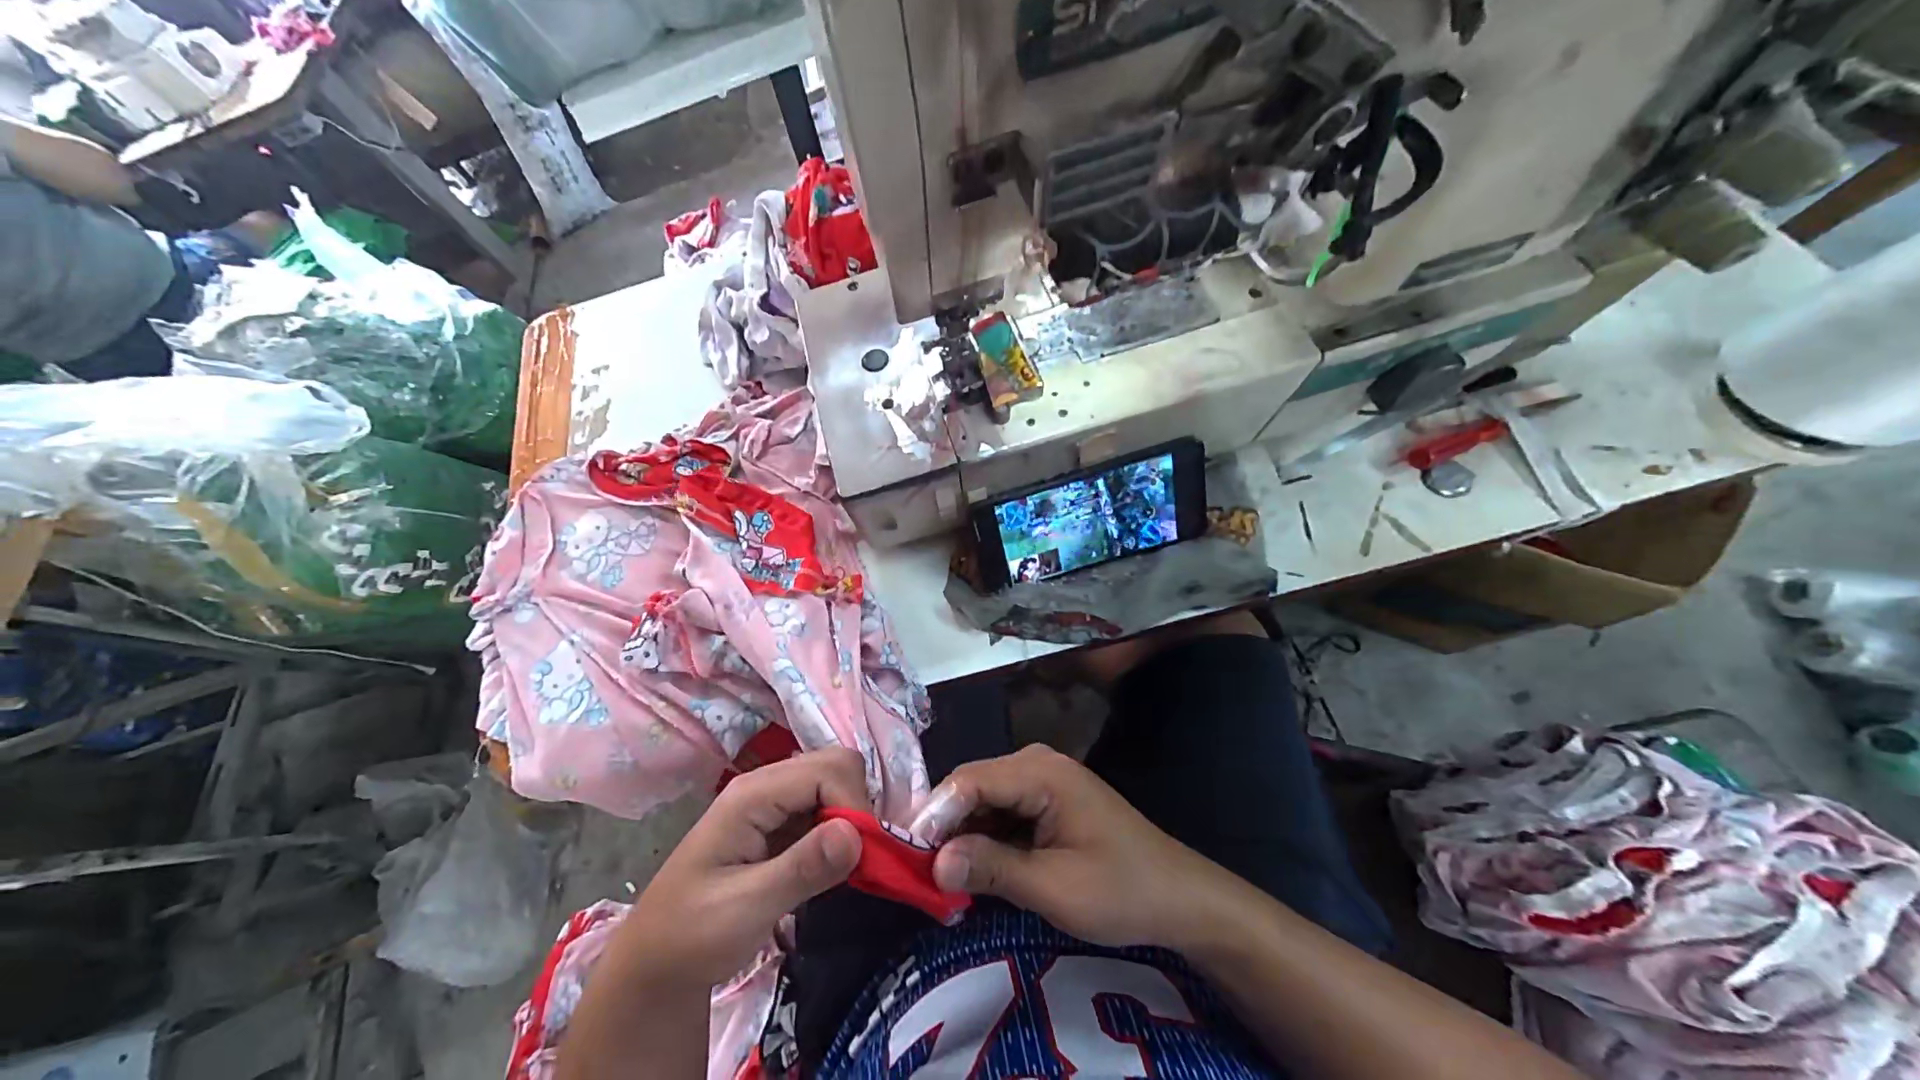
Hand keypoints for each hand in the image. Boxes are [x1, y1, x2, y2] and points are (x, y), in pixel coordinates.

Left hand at [619, 748, 868, 986]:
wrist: (656, 965)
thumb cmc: (692, 937)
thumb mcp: (745, 909)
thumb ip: (801, 869)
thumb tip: (856, 833)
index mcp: (752, 795)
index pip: (827, 771)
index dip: (854, 807)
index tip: (863, 859)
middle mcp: (765, 787)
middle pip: (834, 766)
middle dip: (857, 807)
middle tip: (858, 860)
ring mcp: (772, 803)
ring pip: (834, 785)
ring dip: (851, 820)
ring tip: (848, 867)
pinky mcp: (779, 824)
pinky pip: (824, 809)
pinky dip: (840, 832)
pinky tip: (833, 866)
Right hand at [913, 745, 1249, 950]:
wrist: (1179, 899)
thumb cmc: (1121, 890)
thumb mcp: (1054, 888)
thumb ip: (992, 869)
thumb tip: (933, 863)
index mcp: (1042, 772)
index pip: (969, 780)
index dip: (933, 814)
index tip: (907, 854)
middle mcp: (1037, 764)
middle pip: (971, 786)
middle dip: (943, 827)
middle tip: (916, 871)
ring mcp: (1041, 781)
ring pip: (981, 801)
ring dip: (960, 837)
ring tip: (935, 877)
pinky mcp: (1044, 802)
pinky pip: (999, 814)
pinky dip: (982, 841)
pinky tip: (969, 871)